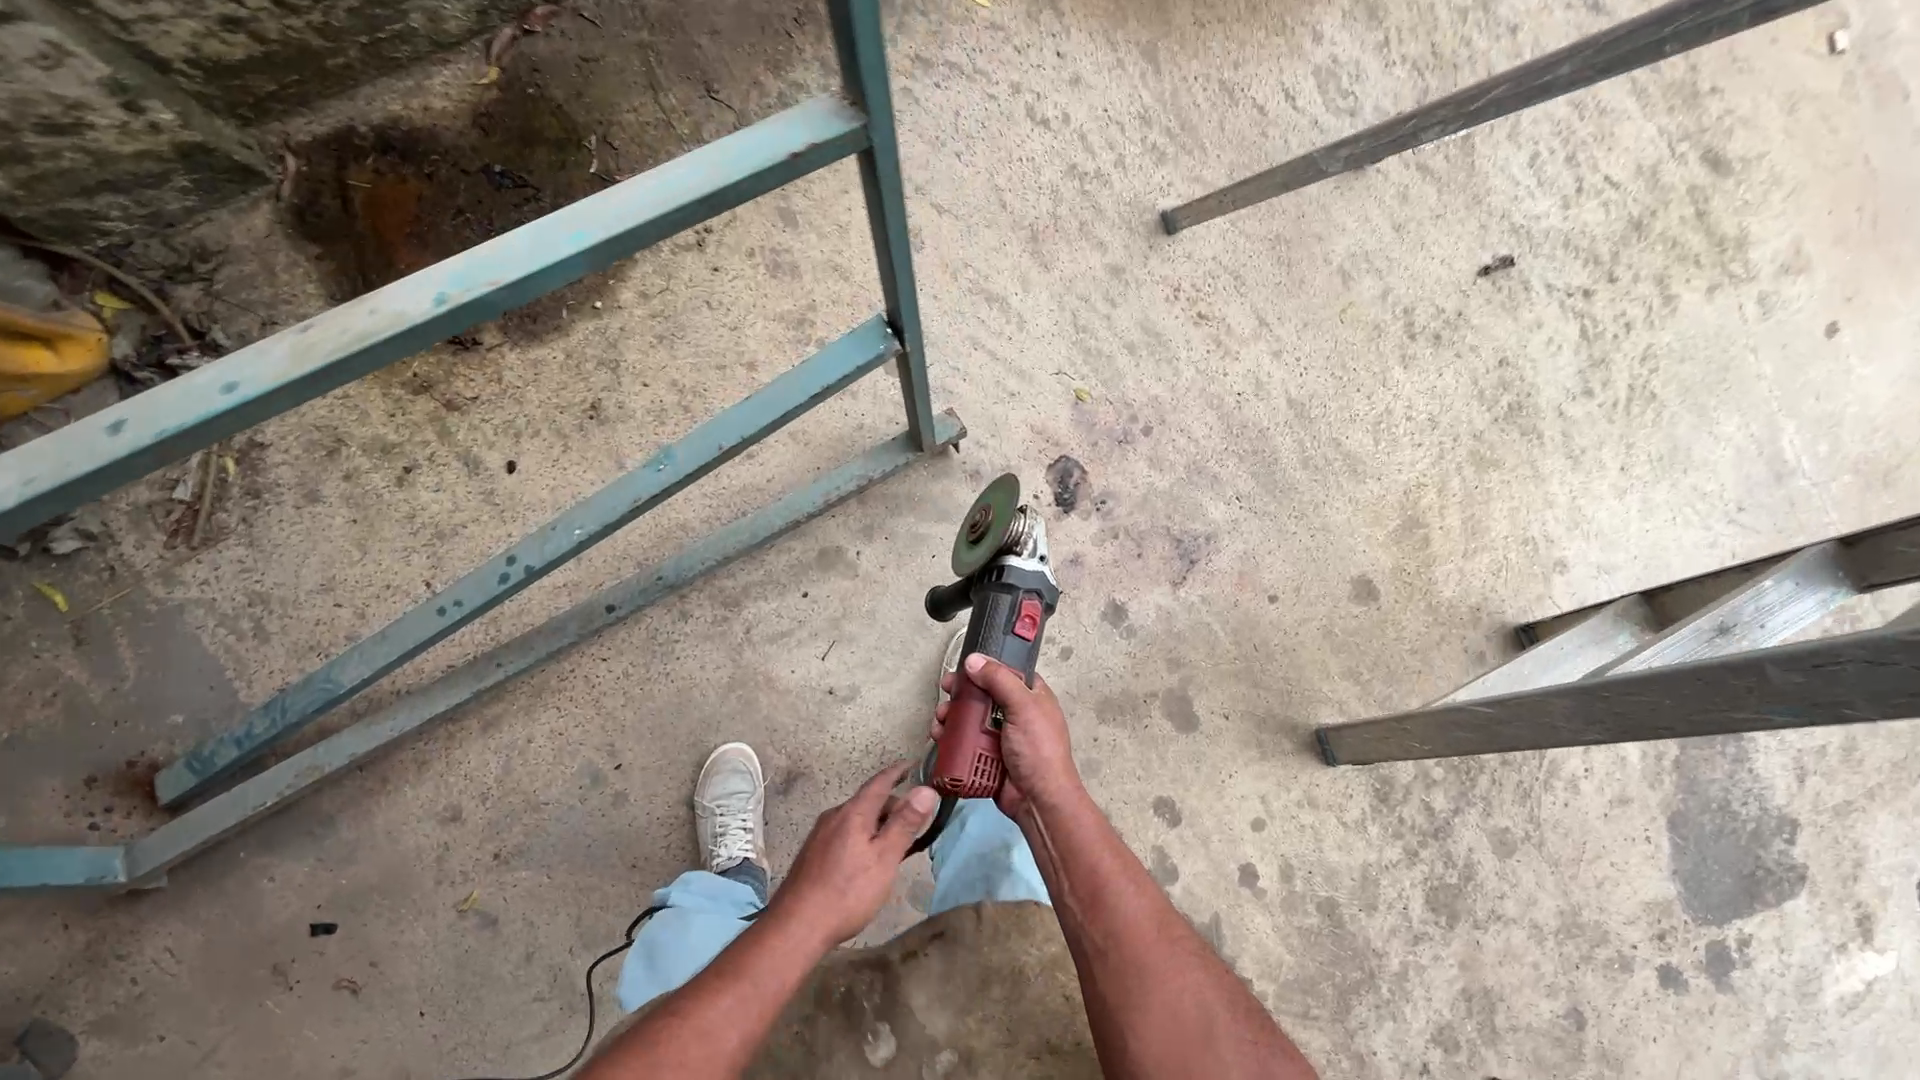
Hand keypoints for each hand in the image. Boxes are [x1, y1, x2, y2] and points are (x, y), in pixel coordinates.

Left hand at [770, 761, 939, 947]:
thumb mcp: (885, 859)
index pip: (879, 782)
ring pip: (856, 819)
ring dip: (877, 823)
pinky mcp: (813, 853)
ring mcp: (820, 835)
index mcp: (853, 813)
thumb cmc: (848, 892)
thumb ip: (905, 824)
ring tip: (895, 844)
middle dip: (892, 806)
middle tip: (914, 823)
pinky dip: (863, 835)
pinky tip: (867, 859)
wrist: (797, 926)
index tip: (913, 764)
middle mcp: (834, 816)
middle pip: (868, 801)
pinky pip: (845, 832)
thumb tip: (926, 789)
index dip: (897, 772)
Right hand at [935, 653, 1083, 819]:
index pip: (1006, 673)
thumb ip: (1000, 680)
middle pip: (982, 695)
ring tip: (940, 719)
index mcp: (1031, 696)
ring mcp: (999, 736)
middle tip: (946, 691)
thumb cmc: (1038, 750)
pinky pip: (964, 741)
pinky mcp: (985, 755)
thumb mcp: (1023, 707)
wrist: (1038, 800)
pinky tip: (939, 736)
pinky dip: (950, 737)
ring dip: (951, 715)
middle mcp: (1014, 713)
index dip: (985, 667)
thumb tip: (974, 660)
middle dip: (961, 693)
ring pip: (969, 718)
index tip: (964, 667)